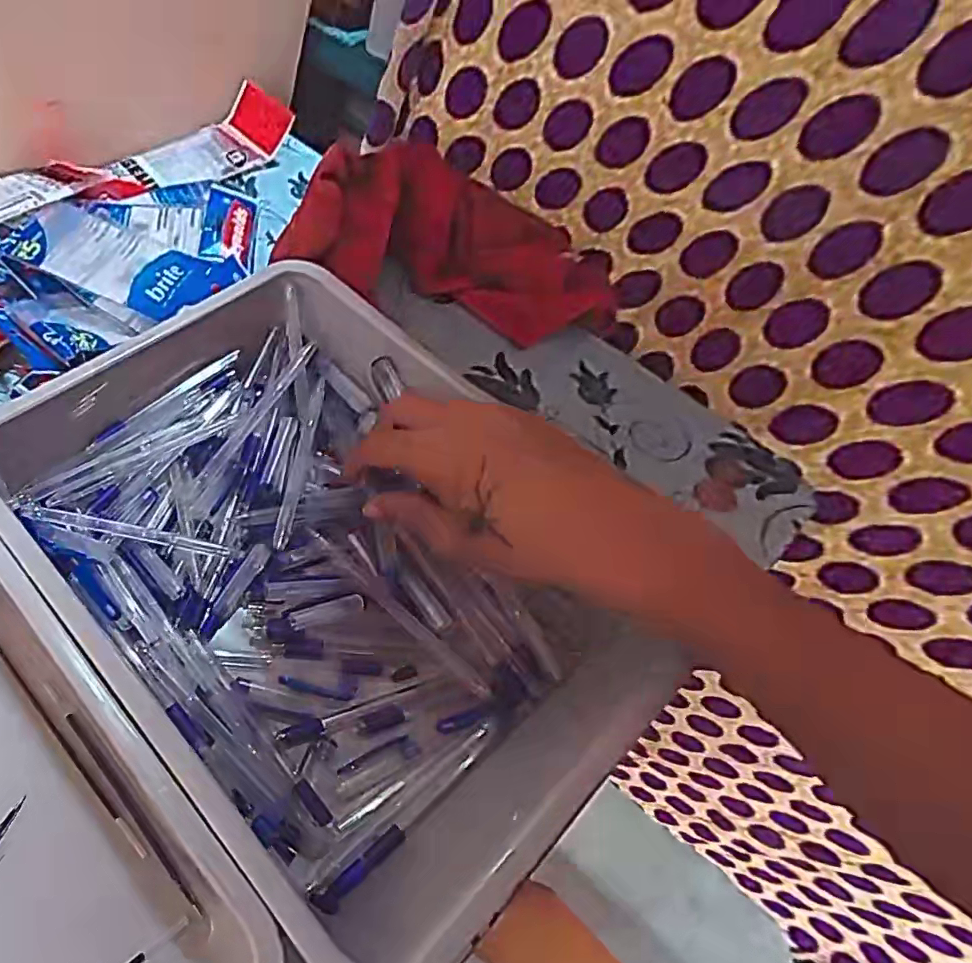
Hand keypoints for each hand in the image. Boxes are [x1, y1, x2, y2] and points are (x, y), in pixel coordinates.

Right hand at [345, 395, 753, 623]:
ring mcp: (498, 412)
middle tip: (380, 473)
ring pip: (433, 403)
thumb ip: (415, 518)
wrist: (624, 535)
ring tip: (419, 470)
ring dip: (413, 427)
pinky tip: (461, 463)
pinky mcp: (522, 416)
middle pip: (401, 407)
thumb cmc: (541, 550)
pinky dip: (445, 426)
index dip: (356, 459)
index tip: (347, 480)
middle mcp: (467, 420)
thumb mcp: (469, 546)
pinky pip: (465, 409)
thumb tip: (374, 505)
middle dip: (380, 435)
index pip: (381, 443)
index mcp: (448, 454)